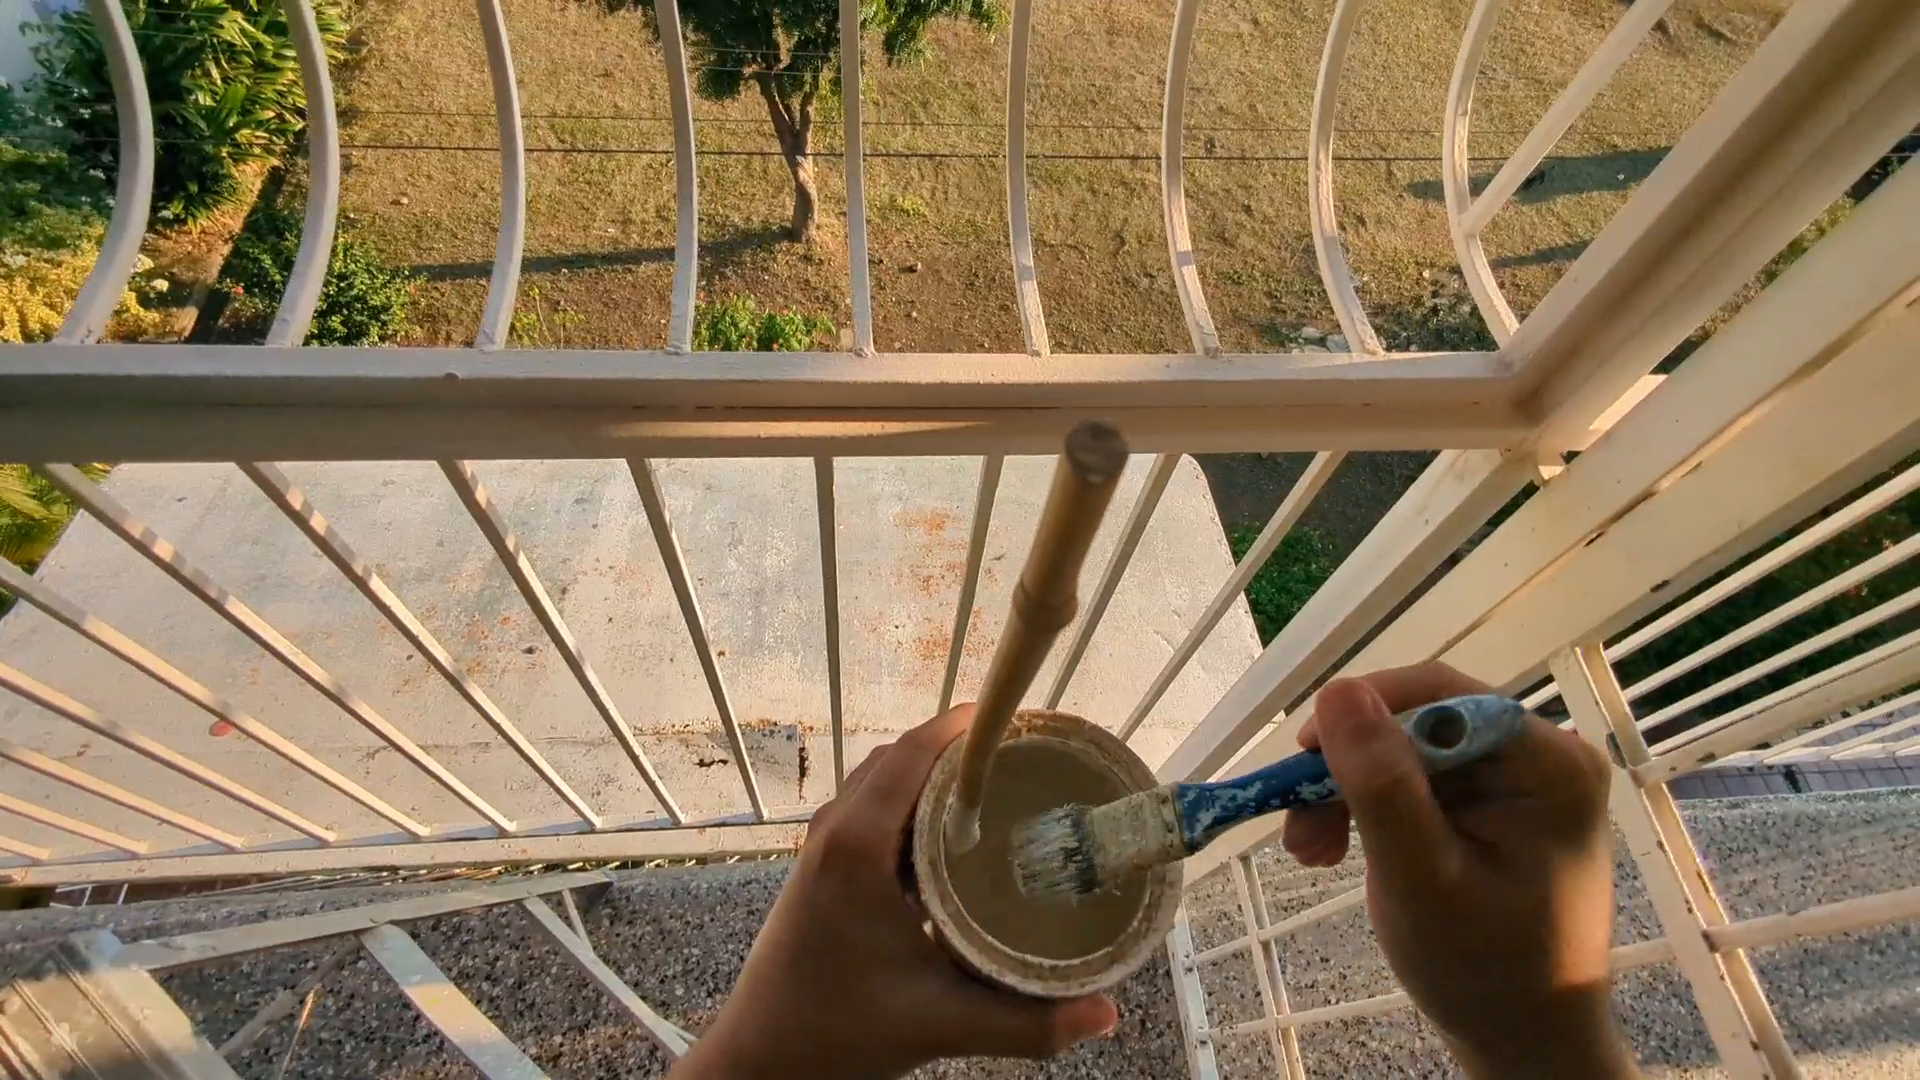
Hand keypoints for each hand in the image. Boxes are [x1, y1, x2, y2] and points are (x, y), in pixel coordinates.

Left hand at [669, 705, 1117, 1079]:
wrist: (760, 1058)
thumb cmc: (841, 1032)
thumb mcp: (940, 1022)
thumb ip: (1027, 1022)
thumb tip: (1107, 1015)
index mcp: (858, 843)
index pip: (913, 752)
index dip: (962, 726)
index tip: (1013, 721)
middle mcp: (836, 826)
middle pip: (901, 756)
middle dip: (956, 746)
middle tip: (1018, 758)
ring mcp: (823, 839)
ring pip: (883, 776)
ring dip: (931, 770)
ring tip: (990, 785)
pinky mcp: (822, 857)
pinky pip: (871, 802)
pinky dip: (910, 795)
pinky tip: (947, 829)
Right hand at [1282, 663, 1635, 1079]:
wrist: (1517, 1039)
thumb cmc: (1481, 969)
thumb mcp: (1419, 877)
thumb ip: (1381, 785)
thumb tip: (1337, 690)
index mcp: (1545, 764)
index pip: (1435, 693)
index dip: (1362, 713)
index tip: (1306, 758)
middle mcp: (1531, 756)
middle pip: (1407, 720)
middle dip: (1343, 769)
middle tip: (1298, 822)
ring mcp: (1503, 778)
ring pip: (1390, 746)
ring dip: (1338, 791)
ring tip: (1308, 849)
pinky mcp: (1475, 799)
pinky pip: (1395, 774)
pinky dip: (1354, 805)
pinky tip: (1329, 845)